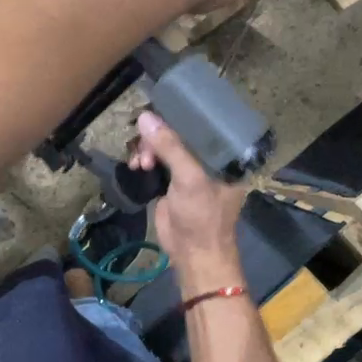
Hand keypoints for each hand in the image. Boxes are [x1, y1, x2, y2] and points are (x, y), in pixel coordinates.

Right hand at [131, 111, 245, 288]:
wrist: (193, 255)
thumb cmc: (202, 217)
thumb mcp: (189, 179)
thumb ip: (170, 148)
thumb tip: (145, 117)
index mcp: (225, 156)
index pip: (203, 124)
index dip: (181, 114)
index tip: (159, 106)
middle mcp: (209, 159)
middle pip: (179, 134)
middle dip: (158, 137)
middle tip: (145, 149)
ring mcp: (189, 171)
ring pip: (164, 147)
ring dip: (148, 149)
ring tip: (140, 163)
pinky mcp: (172, 183)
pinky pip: (156, 162)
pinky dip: (144, 160)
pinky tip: (137, 166)